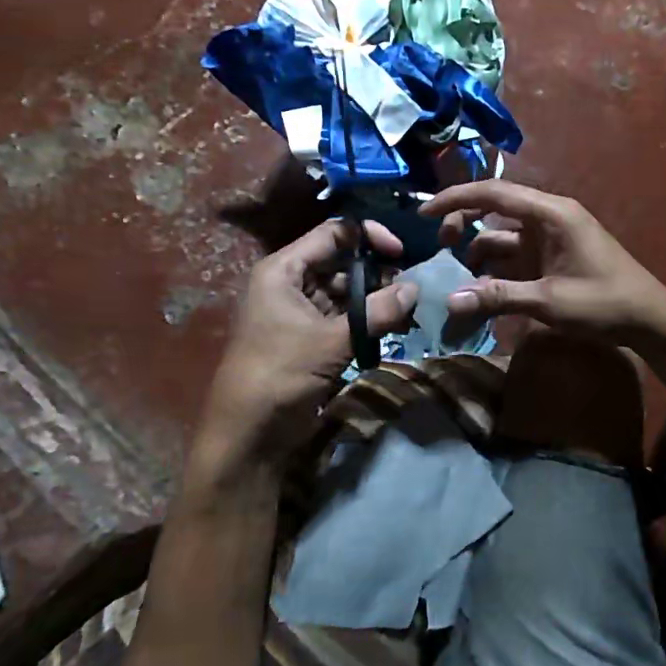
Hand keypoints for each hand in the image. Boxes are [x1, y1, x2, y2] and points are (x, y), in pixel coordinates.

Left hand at [199, 219, 418, 457]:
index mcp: (284, 270)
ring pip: (346, 293)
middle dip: (377, 273)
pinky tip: (393, 327)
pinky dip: (367, 321)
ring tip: (407, 310)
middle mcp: (291, 284)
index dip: (368, 236)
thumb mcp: (332, 339)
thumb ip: (376, 311)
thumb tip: (415, 290)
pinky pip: (344, 318)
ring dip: (376, 300)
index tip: (401, 252)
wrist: (250, 431)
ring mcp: (301, 313)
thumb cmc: (281, 373)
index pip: (332, 234)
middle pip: (342, 263)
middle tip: (410, 288)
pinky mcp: (311, 339)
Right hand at [419, 180, 665, 343]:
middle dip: (463, 225)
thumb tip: (450, 301)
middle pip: (494, 211)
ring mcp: (551, 239)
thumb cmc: (604, 303)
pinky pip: (515, 257)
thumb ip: (498, 297)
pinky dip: (496, 270)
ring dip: (478, 255)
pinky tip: (481, 291)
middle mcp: (548, 218)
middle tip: (441, 250)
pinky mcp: (553, 259)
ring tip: (458, 281)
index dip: (454, 200)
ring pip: (502, 238)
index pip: (493, 194)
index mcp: (552, 214)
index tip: (422, 213)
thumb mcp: (549, 301)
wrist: (649, 319)